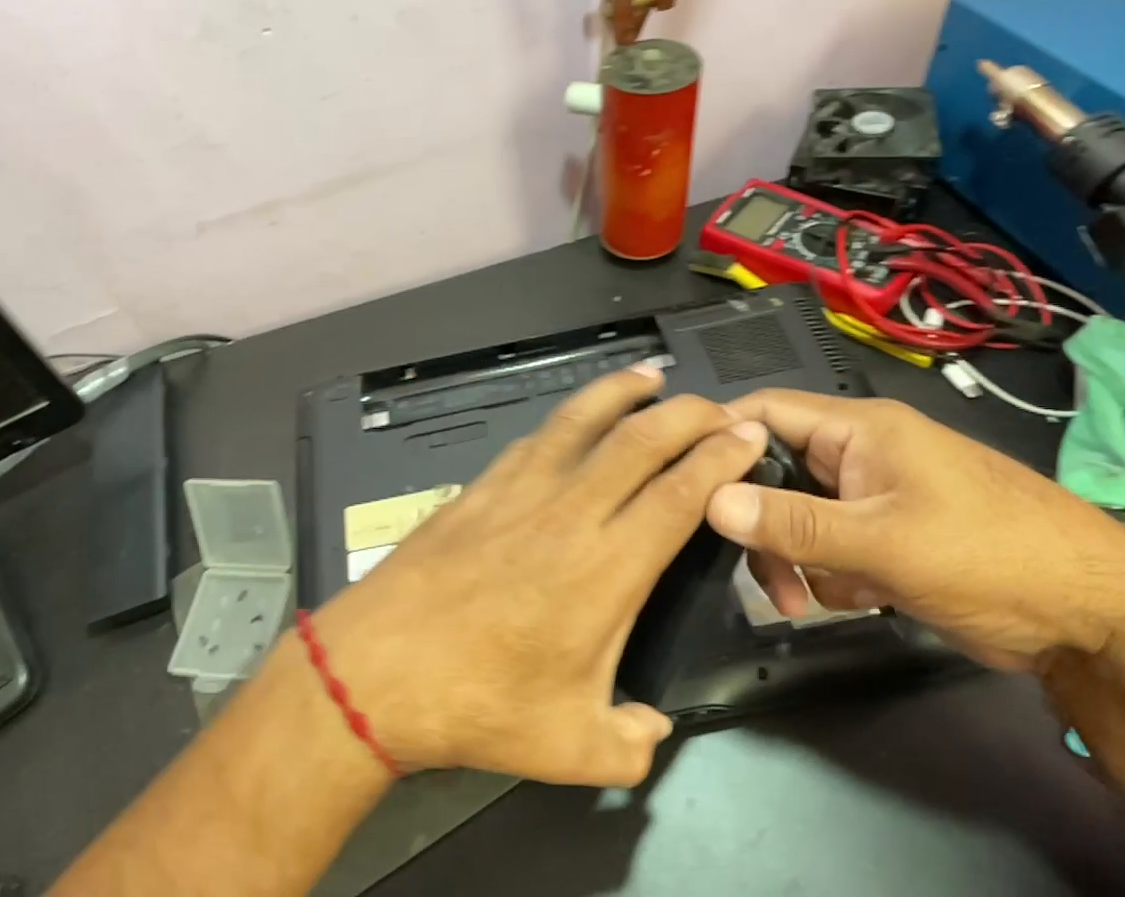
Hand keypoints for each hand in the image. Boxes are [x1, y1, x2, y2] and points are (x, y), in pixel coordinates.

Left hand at [307, 365, 766, 785]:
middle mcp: (568, 514)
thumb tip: (652, 728)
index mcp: (607, 568)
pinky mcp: (477, 490)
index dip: (721, 458)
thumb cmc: (478, 705)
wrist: (376, 670)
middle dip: (690, 414)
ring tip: (650, 376)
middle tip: (719, 408)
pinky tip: (572, 421)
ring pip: (581, 422)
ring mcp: (517, 493)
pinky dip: (565, 419)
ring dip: (621, 393)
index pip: (680, 492)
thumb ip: (631, 741)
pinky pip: (533, 440)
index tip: (748, 438)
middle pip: (640, 440)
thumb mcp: (572, 749)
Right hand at [705, 391, 1124, 671]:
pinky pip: (829, 544)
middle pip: (774, 473)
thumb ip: (793, 523)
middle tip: (769, 579)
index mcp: (859, 429)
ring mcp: (874, 496)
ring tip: (815, 601)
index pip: (764, 411)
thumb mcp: (883, 542)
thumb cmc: (992, 557)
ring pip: (797, 516)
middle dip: (764, 525)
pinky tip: (859, 598)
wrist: (1094, 618)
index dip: (721, 440)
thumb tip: (710, 501)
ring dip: (796, 558)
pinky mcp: (888, 536)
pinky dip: (830, 574)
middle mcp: (859, 454)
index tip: (686, 485)